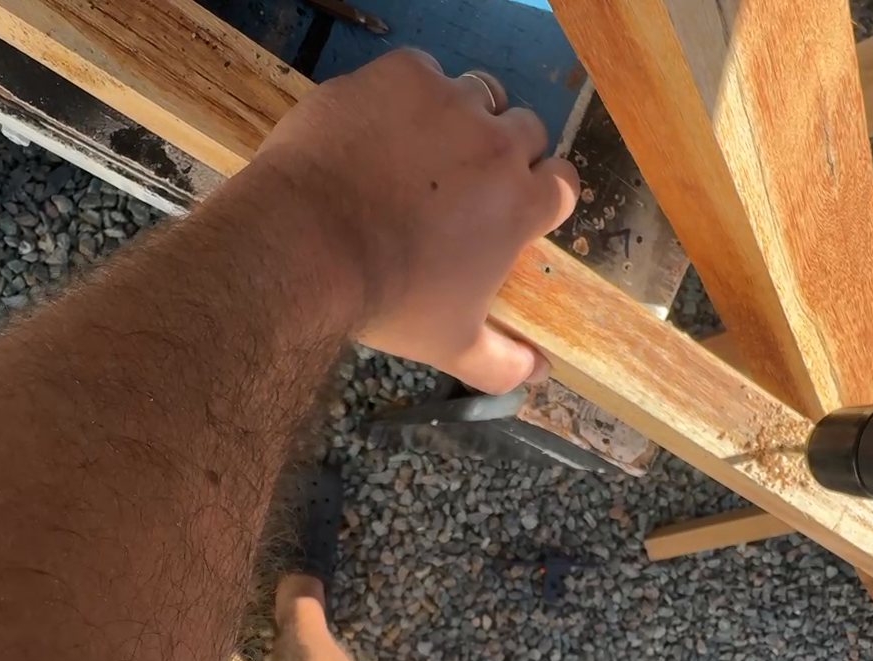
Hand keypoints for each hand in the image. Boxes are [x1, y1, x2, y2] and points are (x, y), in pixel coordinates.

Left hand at [242, 49, 579, 392]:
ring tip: (424, 154)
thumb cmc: (391, 301)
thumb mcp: (453, 345)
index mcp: (521, 203)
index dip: (541, 196)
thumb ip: (504, 363)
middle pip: (527, 132)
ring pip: (480, 95)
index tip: (510, 212)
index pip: (564, 183)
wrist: (307, 247)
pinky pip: (423, 73)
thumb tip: (540, 375)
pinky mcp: (400, 74)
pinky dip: (411, 98)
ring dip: (464, 120)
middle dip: (505, 156)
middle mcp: (498, 141)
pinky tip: (383, 131)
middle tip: (461, 188)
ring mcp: (450, 100)